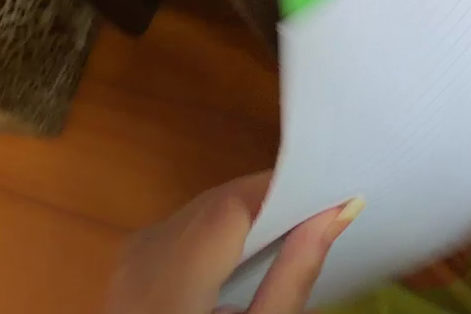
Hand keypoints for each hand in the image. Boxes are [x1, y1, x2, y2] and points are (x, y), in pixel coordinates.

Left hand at [105, 171, 363, 313]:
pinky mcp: (131, 263)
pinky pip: (187, 225)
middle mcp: (144, 256)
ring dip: (249, 212)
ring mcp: (132, 257)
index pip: (233, 204)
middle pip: (220, 202)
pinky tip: (246, 250)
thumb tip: (338, 212)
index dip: (285, 188)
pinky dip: (222, 228)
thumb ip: (294, 276)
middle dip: (272, 201)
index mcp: (169, 282)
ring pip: (205, 207)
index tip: (331, 190)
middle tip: (321, 210)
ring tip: (291, 232)